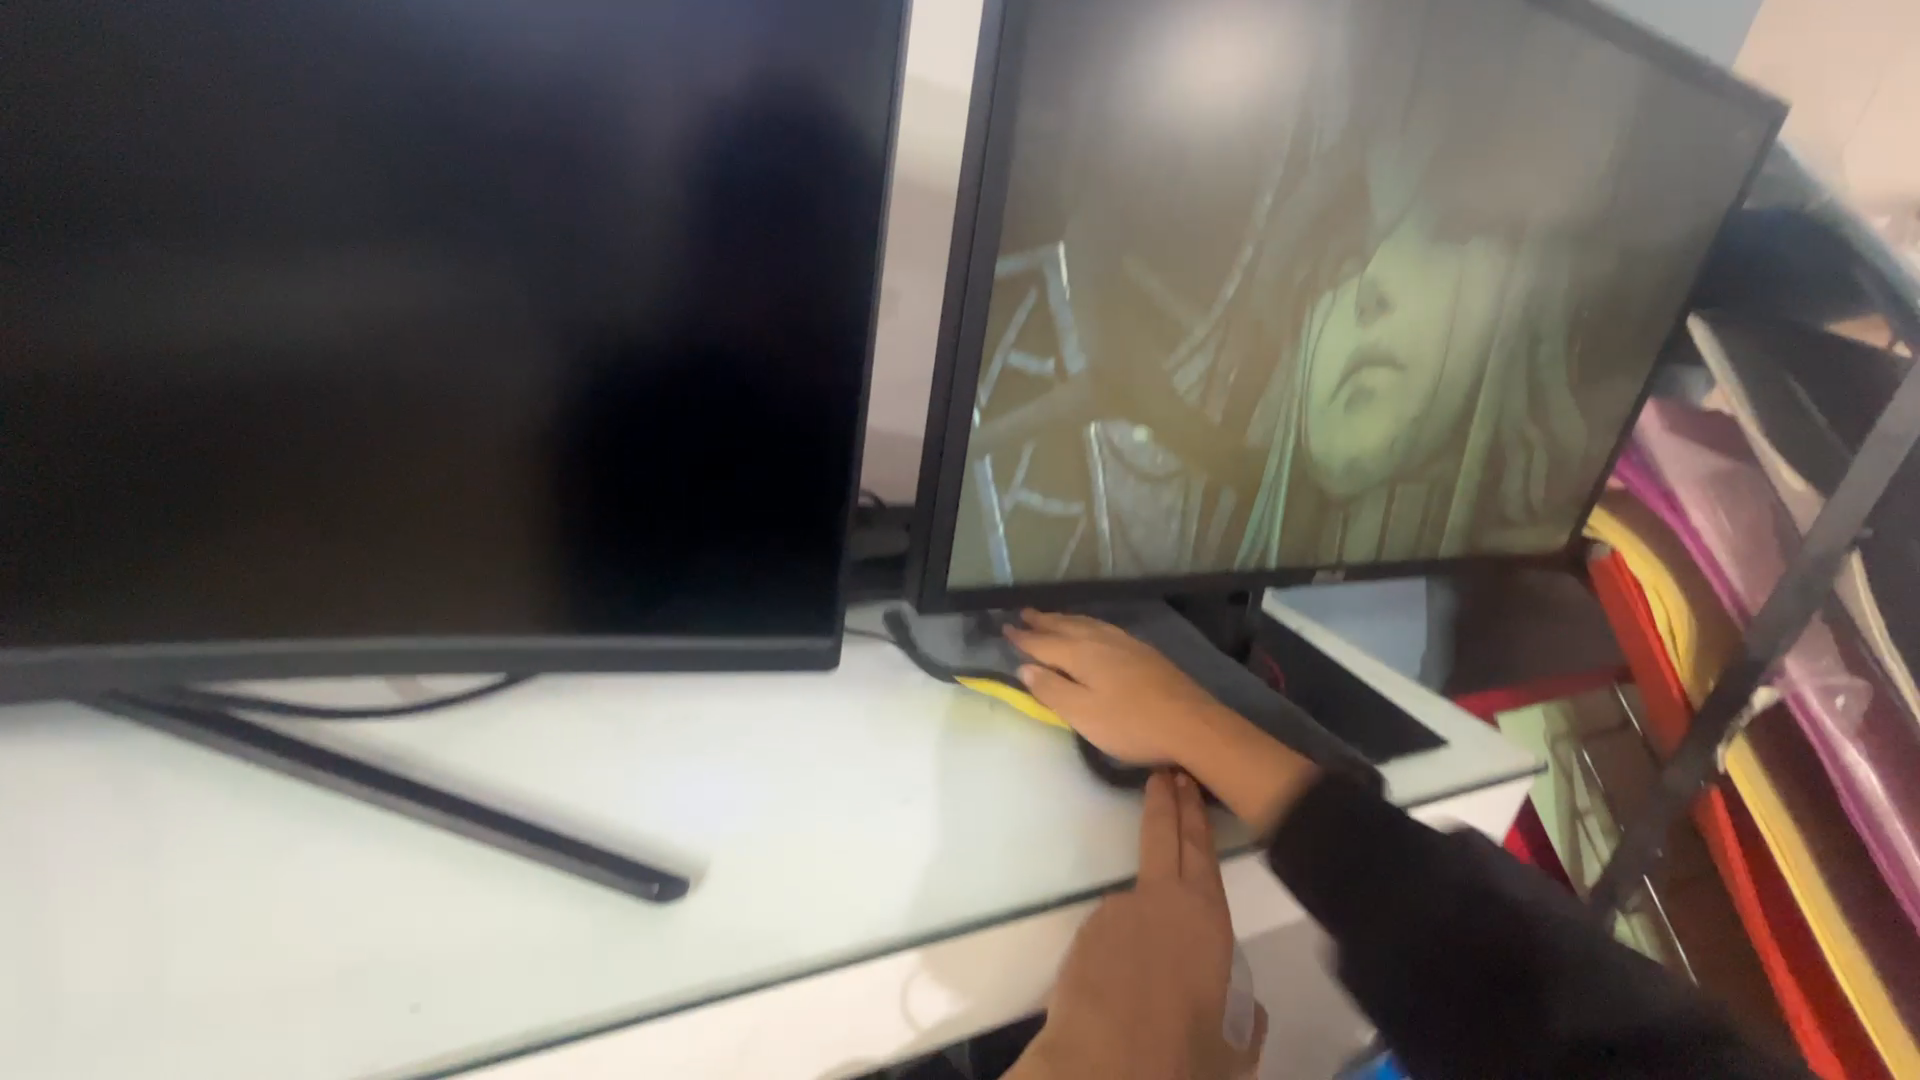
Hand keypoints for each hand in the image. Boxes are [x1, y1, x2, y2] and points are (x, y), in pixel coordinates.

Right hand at [1004, 610, 1230, 767]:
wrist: (1192, 724)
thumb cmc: (1131, 724)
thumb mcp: (1083, 715)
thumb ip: (1052, 690)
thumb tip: (1024, 668)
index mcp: (1082, 654)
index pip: (1044, 643)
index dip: (1023, 638)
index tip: (1005, 628)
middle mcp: (1101, 641)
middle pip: (1065, 626)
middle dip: (1043, 621)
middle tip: (1024, 613)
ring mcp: (1126, 644)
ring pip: (1087, 624)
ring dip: (1065, 619)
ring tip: (1052, 617)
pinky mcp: (1143, 652)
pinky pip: (1103, 628)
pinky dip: (1087, 625)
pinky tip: (1092, 631)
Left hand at [1015, 770, 1266, 1079]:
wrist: (1105, 1065)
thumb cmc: (1186, 1052)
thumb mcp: (1236, 1044)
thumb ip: (1244, 1016)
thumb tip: (1247, 1008)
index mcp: (1204, 917)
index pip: (1200, 850)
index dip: (1193, 814)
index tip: (1185, 781)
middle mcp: (1157, 901)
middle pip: (1161, 838)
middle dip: (1165, 803)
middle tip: (1163, 774)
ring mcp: (1115, 912)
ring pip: (1134, 905)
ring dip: (1144, 919)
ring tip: (1150, 973)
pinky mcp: (1083, 933)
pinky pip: (1109, 936)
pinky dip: (1118, 951)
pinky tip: (1121, 987)